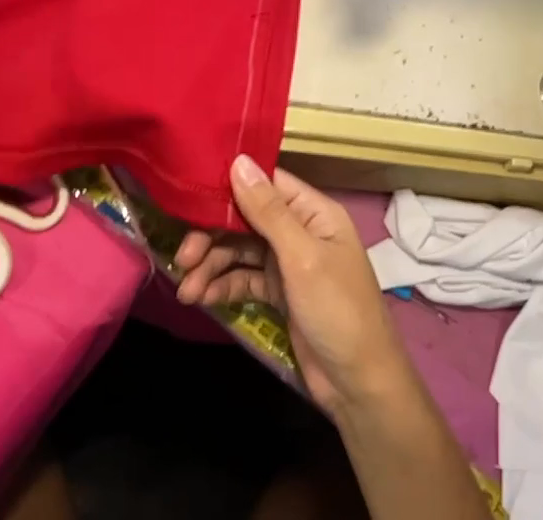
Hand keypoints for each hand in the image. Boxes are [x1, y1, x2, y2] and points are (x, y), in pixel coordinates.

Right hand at [175, 156, 411, 416]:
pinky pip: (244, 279)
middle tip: (184, 258)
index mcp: (315, 213)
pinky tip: (201, 298)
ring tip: (186, 290)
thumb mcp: (302, 257)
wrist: (358, 381)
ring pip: (240, 251)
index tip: (190, 197)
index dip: (230, 187)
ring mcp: (289, 263)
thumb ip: (268, 212)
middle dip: (213, 236)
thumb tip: (238, 161)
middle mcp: (301, 231)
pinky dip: (222, 286)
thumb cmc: (338, 309)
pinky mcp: (279, 293)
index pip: (267, 185)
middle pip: (247, 220)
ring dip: (212, 266)